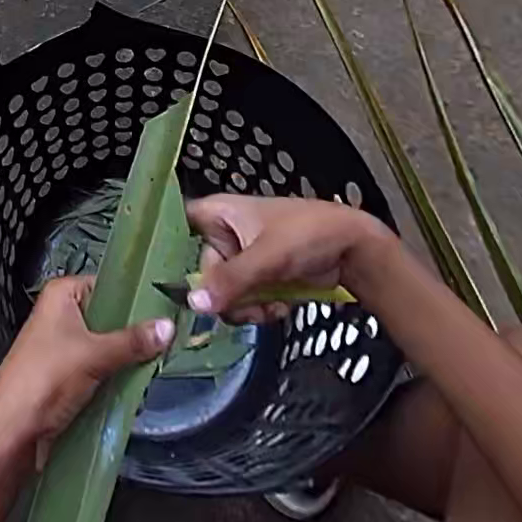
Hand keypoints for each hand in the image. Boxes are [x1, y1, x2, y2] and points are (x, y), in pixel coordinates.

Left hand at [0, 275, 173, 469]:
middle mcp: (61, 313)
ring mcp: (63, 344)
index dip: (135, 295)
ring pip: (107, 343)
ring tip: (160, 362)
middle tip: (171, 339)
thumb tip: (170, 326)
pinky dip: (117, 374)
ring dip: (128, 356)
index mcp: (62, 294)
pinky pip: (100, 366)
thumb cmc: (46, 379)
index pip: (107, 283)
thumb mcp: (94, 355)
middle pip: (109, 315)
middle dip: (135, 331)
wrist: (12, 431)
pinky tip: (139, 383)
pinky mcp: (67, 372)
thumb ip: (133, 342)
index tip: (168, 307)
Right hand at [185, 194, 394, 322]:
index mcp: (218, 212)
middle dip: (222, 294)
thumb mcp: (267, 256)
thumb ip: (231, 281)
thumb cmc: (307, 234)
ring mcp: (241, 255)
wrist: (355, 249)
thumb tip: (193, 304)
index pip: (175, 225)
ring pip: (222, 289)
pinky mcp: (258, 275)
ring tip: (268, 308)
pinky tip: (278, 307)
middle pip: (200, 269)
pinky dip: (257, 307)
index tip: (168, 280)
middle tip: (244, 307)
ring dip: (243, 306)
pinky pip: (242, 297)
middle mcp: (223, 232)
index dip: (166, 249)